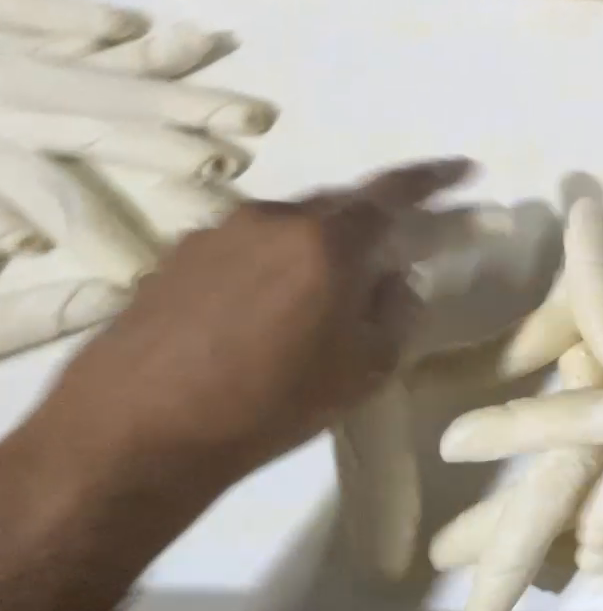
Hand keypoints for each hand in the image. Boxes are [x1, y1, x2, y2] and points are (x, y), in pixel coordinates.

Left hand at [32, 158, 473, 488]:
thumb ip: (399, 308)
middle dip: (377, 218)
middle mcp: (273, 221)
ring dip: (322, 243)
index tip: (465, 170)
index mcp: (329, 241)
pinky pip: (248, 245)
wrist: (129, 439)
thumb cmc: (273, 401)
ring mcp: (216, 236)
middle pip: (342, 204)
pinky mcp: (173, 261)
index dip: (436, 179)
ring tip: (332, 285)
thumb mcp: (371, 364)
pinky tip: (274, 304)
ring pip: (292, 224)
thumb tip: (395, 281)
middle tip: (398, 245)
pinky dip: (277, 261)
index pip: (396, 192)